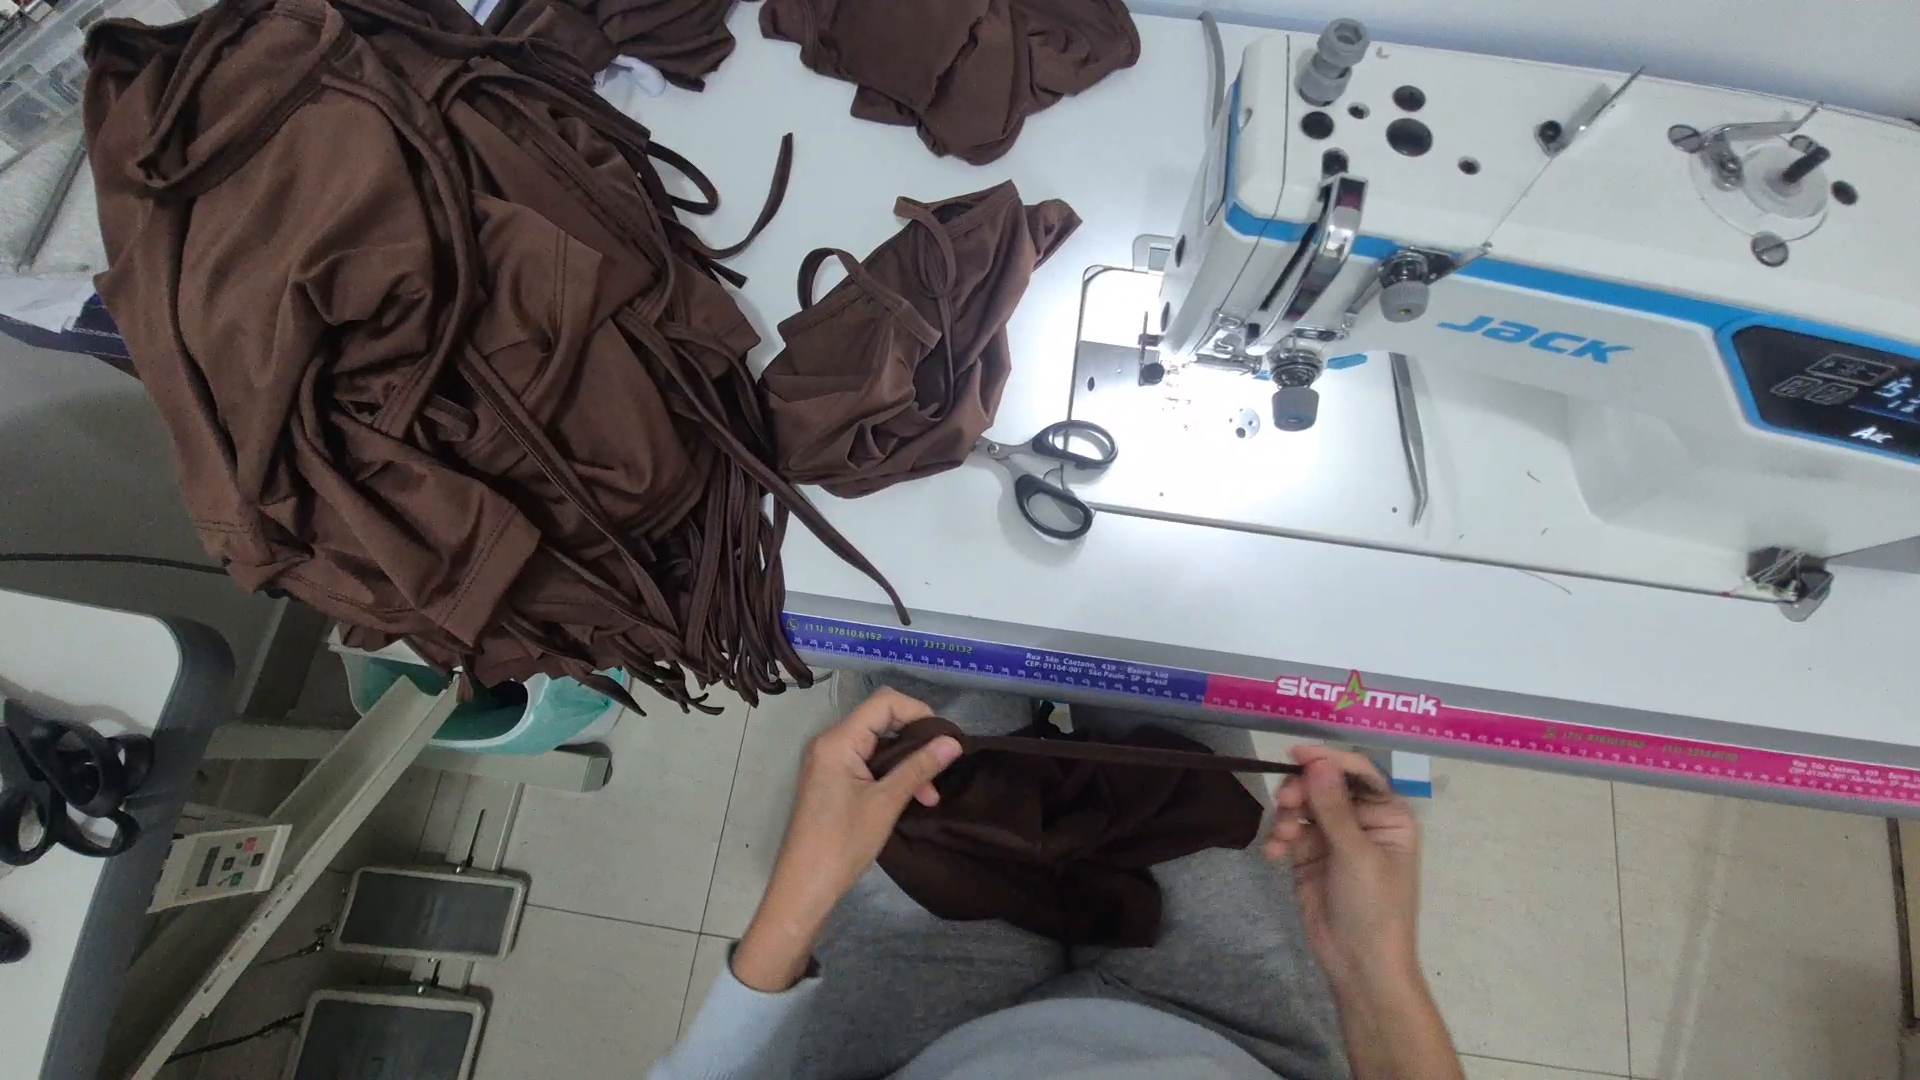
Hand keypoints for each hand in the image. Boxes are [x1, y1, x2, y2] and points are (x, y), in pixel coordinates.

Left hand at [733, 687, 962, 991]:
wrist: (803, 890)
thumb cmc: (842, 844)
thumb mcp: (886, 803)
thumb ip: (919, 767)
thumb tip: (954, 742)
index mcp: (838, 740)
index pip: (884, 702)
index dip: (918, 712)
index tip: (945, 738)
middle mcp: (830, 742)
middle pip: (881, 719)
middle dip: (916, 739)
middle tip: (942, 766)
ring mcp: (829, 760)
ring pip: (878, 743)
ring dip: (907, 761)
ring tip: (931, 794)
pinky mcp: (832, 778)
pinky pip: (868, 761)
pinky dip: (892, 773)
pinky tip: (913, 795)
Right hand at [1263, 745, 1421, 995]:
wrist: (1359, 964)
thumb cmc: (1373, 908)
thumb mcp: (1355, 855)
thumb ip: (1334, 806)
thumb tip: (1318, 761)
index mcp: (1387, 815)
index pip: (1358, 772)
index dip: (1329, 759)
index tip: (1296, 754)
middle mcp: (1361, 819)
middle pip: (1322, 783)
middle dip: (1299, 791)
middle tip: (1284, 804)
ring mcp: (1333, 835)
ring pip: (1300, 802)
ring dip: (1285, 815)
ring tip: (1280, 839)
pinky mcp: (1309, 851)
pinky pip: (1287, 827)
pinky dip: (1277, 836)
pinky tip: (1273, 854)